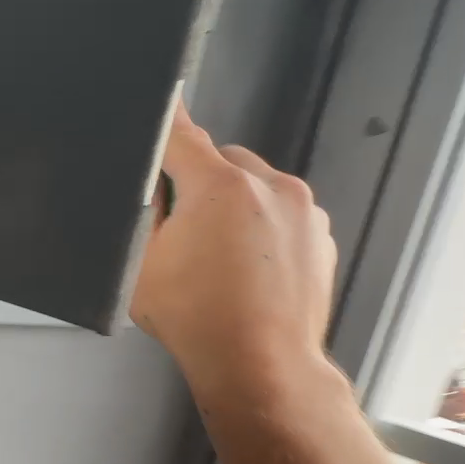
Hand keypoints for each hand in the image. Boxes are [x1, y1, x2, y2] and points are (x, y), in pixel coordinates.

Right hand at [130, 104, 338, 397]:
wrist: (260, 362)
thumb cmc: (192, 316)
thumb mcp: (142, 266)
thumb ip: (150, 220)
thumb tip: (158, 195)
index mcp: (218, 188)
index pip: (182, 138)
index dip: (165, 121)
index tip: (161, 101)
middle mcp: (270, 186)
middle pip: (224, 160)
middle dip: (199, 179)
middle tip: (176, 221)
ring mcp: (305, 210)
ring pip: (256, 186)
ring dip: (232, 203)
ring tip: (213, 252)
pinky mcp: (322, 236)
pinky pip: (283, 214)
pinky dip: (261, 227)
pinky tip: (243, 268)